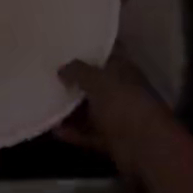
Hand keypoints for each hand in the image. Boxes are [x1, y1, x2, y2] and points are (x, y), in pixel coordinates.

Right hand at [56, 57, 187, 179]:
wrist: (147, 148)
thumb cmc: (124, 103)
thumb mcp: (97, 80)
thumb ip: (78, 71)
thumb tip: (61, 69)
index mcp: (122, 68)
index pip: (105, 51)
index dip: (87, 47)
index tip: (65, 44)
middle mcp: (120, 89)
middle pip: (94, 81)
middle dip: (74, 79)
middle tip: (48, 73)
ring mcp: (117, 115)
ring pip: (89, 109)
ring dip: (70, 109)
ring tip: (45, 102)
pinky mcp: (112, 139)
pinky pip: (88, 133)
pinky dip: (74, 132)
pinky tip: (54, 130)